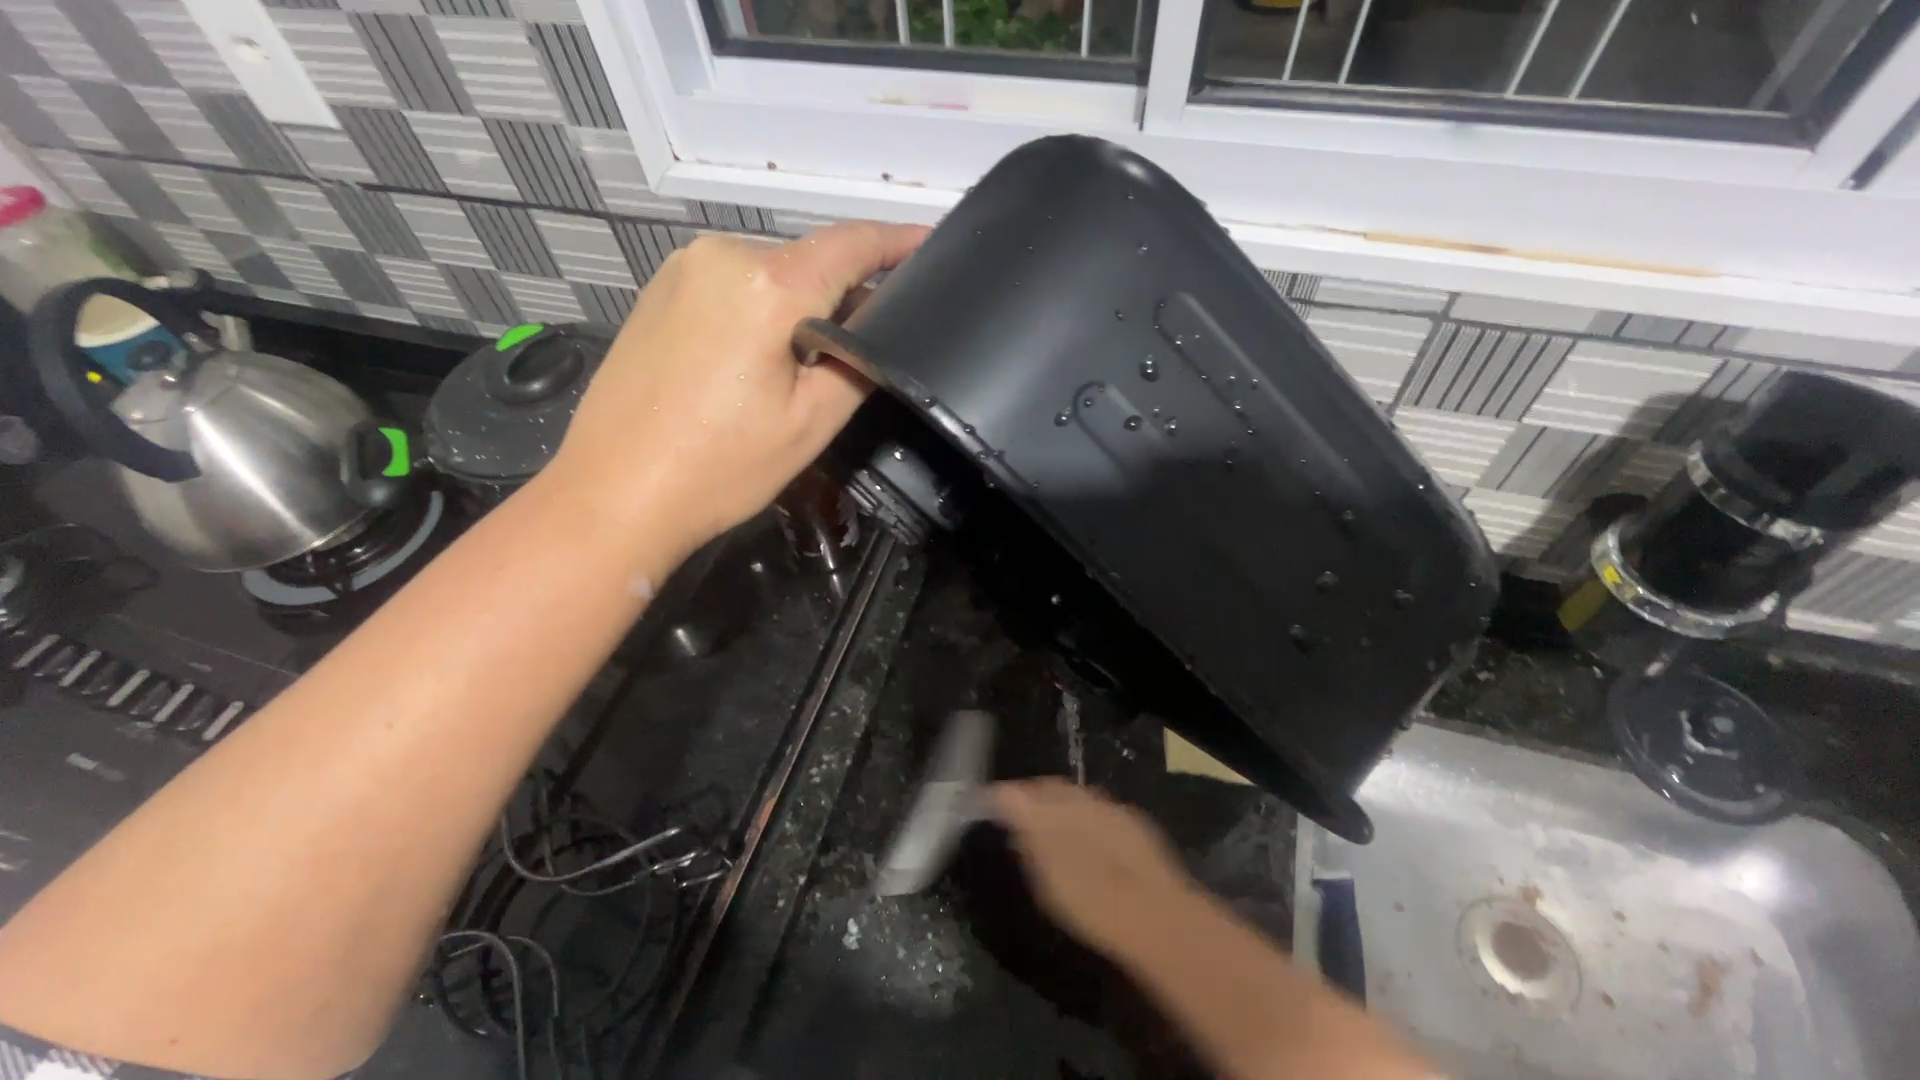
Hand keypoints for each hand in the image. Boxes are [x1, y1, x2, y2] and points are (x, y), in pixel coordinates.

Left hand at [548, 223, 926, 555]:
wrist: (613, 493)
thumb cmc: (719, 467)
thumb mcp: (811, 422)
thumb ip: (859, 359)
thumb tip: (875, 323)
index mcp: (767, 285)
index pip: (853, 244)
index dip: (899, 241)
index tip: (934, 244)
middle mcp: (722, 255)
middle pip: (810, 259)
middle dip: (846, 290)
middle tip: (873, 340)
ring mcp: (683, 269)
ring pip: (771, 273)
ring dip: (801, 303)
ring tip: (812, 361)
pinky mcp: (659, 291)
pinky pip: (733, 285)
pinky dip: (762, 307)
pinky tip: (760, 357)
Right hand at [988, 778, 1200, 958]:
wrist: (1158, 918)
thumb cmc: (1092, 903)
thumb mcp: (1045, 875)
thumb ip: (1023, 832)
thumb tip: (1002, 799)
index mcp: (1056, 808)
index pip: (1019, 791)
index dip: (1002, 796)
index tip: (985, 806)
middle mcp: (1084, 799)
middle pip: (1049, 789)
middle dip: (1031, 798)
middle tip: (1015, 817)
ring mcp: (1113, 810)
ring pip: (1076, 799)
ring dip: (1058, 807)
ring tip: (1047, 830)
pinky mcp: (1135, 825)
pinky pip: (1099, 812)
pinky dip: (1084, 819)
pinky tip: (1084, 840)